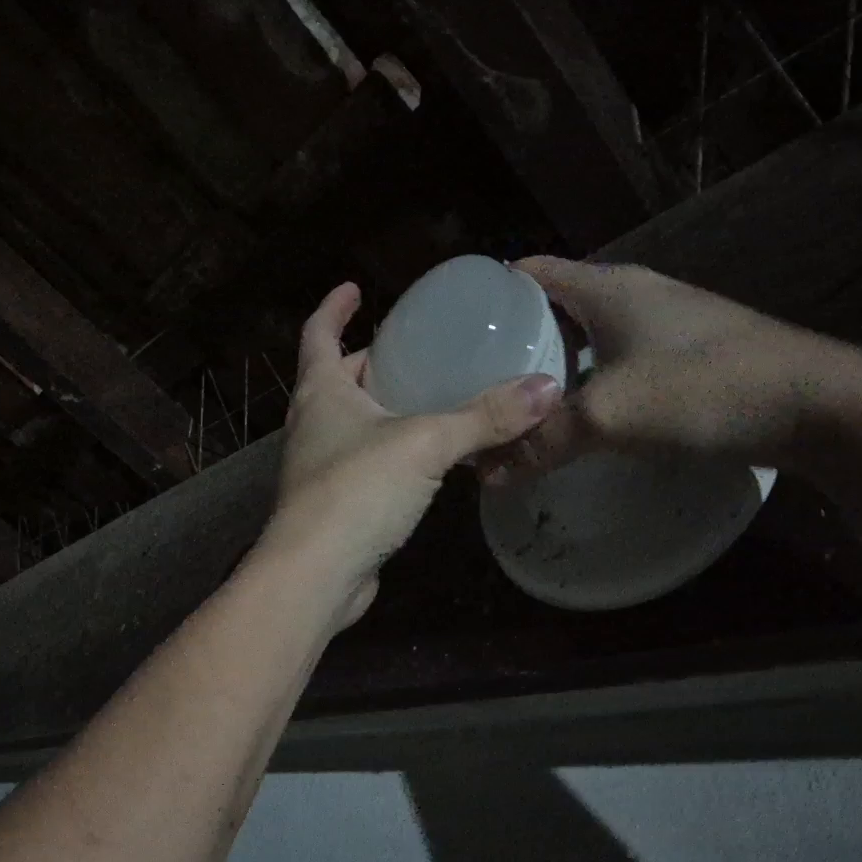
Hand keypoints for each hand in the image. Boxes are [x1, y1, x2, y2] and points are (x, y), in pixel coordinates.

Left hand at [257, 283, 563, 625]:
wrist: (315, 573)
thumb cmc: (357, 491)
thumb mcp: (426, 444)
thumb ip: (485, 417)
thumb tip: (547, 389)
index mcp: (321, 392)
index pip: (318, 334)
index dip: (334, 308)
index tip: (354, 287)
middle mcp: (313, 424)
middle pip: (337, 378)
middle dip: (370, 359)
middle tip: (414, 347)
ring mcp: (319, 467)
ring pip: (352, 422)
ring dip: (383, 406)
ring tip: (428, 396)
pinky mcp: (334, 504)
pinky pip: (365, 462)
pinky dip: (392, 450)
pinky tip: (426, 458)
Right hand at [480, 258, 861, 482]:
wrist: (821, 407)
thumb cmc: (705, 388)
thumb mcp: (609, 416)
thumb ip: (542, 442)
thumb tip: (486, 474)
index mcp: (608, 287)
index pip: (530, 272)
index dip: (488, 295)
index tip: (451, 329)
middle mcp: (634, 295)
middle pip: (554, 306)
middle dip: (513, 339)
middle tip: (474, 379)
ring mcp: (665, 324)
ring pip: (586, 337)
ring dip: (550, 365)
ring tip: (513, 402)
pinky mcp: (685, 355)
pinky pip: (614, 360)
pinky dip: (585, 382)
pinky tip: (575, 418)